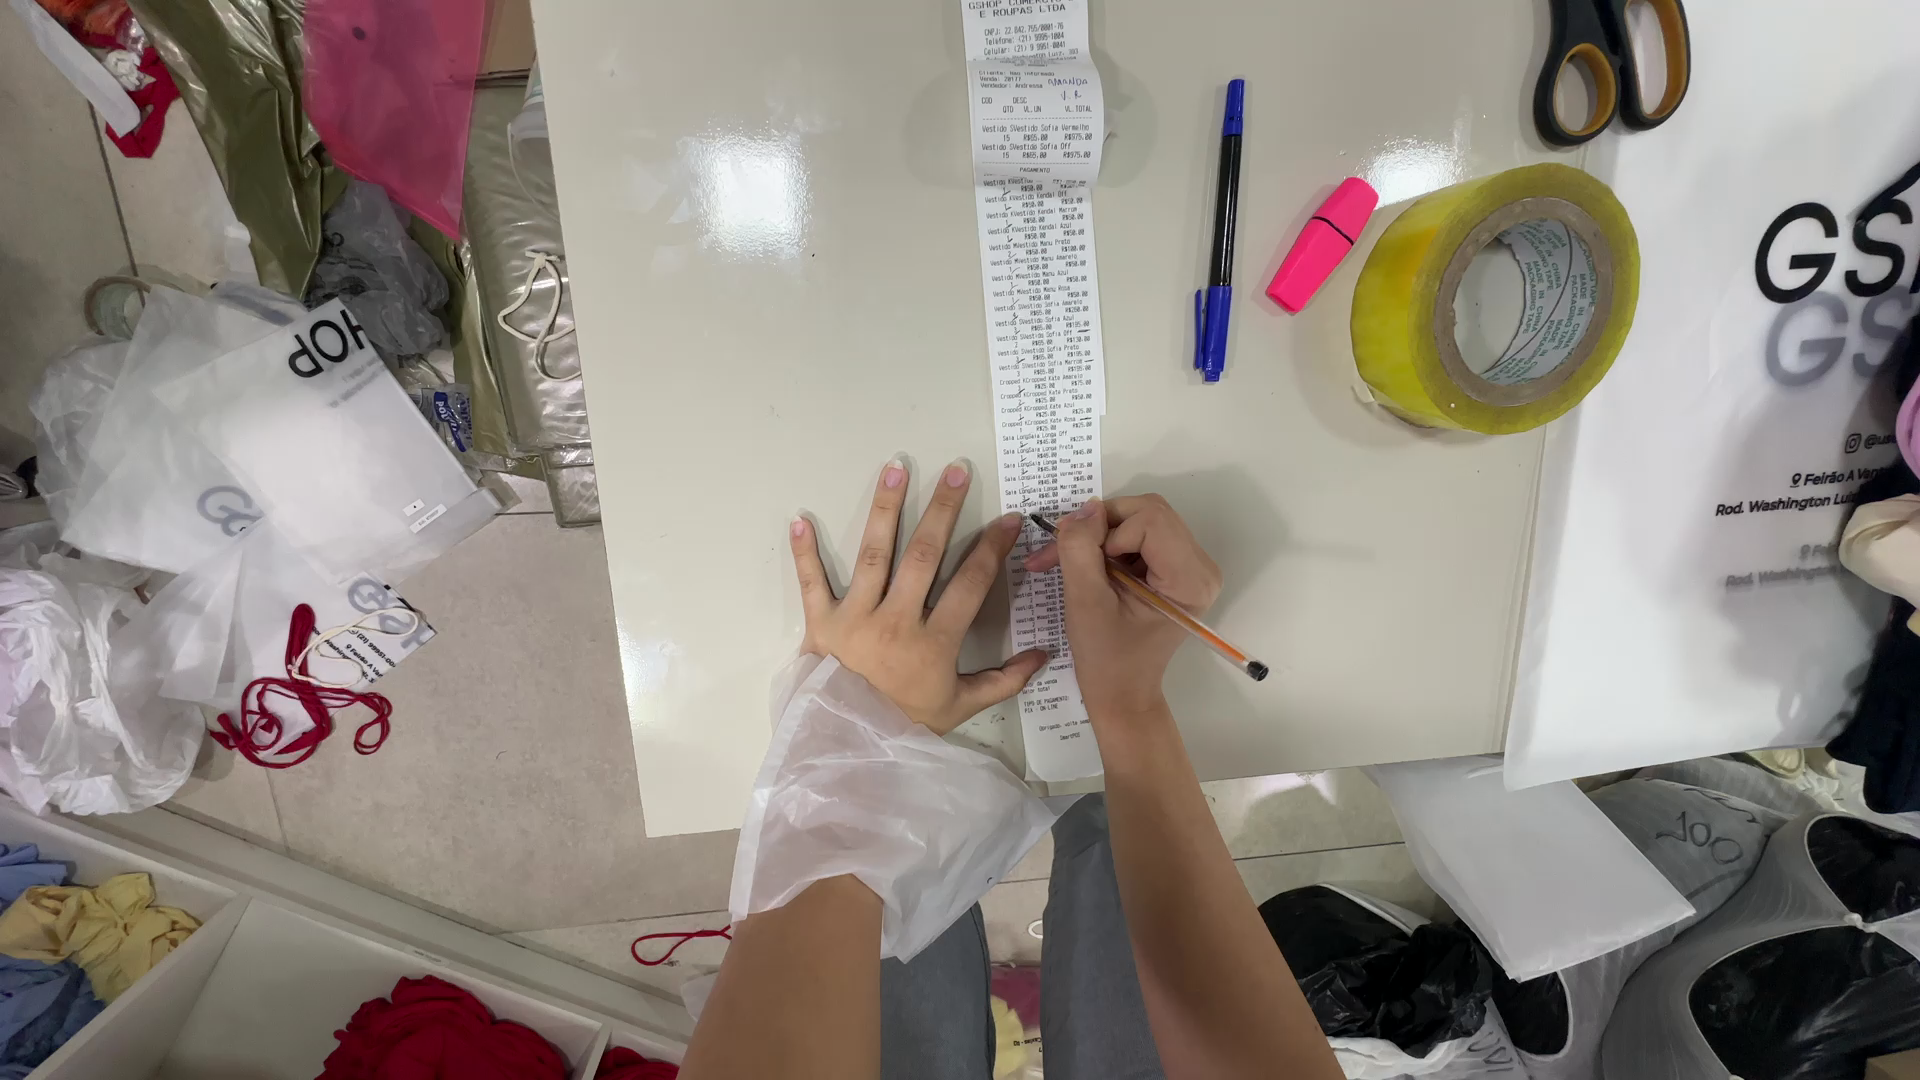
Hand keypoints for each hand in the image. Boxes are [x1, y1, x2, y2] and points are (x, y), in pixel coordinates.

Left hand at [789, 458, 1049, 733]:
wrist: (848, 748)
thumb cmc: (906, 722)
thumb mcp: (960, 707)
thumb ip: (1003, 680)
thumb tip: (1044, 656)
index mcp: (934, 640)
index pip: (971, 583)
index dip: (992, 548)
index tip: (1007, 519)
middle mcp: (897, 620)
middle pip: (925, 555)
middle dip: (943, 509)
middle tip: (956, 470)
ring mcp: (855, 618)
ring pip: (874, 555)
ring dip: (885, 509)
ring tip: (896, 469)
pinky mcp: (820, 624)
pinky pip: (811, 583)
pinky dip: (804, 553)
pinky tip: (799, 519)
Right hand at [1025, 495, 1222, 719]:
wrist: (1120, 692)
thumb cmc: (1105, 656)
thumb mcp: (1084, 601)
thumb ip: (1080, 549)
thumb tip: (1085, 509)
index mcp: (1190, 579)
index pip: (1149, 519)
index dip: (1109, 534)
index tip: (1089, 568)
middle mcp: (1201, 566)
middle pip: (1148, 510)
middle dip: (1102, 527)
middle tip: (1071, 555)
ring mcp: (1191, 564)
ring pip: (1141, 517)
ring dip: (1102, 534)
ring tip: (1076, 563)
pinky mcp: (1176, 566)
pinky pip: (1141, 532)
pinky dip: (1110, 542)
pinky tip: (1092, 567)